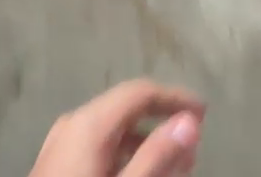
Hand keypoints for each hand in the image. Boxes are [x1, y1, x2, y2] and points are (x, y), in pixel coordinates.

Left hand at [29, 79, 205, 176]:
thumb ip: (158, 157)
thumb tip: (189, 123)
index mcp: (89, 122)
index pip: (140, 92)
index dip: (175, 98)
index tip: (204, 114)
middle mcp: (73, 122)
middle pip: (126, 109)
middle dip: (162, 123)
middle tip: (193, 145)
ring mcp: (61, 142)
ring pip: (113, 130)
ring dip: (145, 142)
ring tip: (174, 166)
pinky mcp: (56, 163)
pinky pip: (98, 147)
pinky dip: (124, 155)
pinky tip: (139, 174)